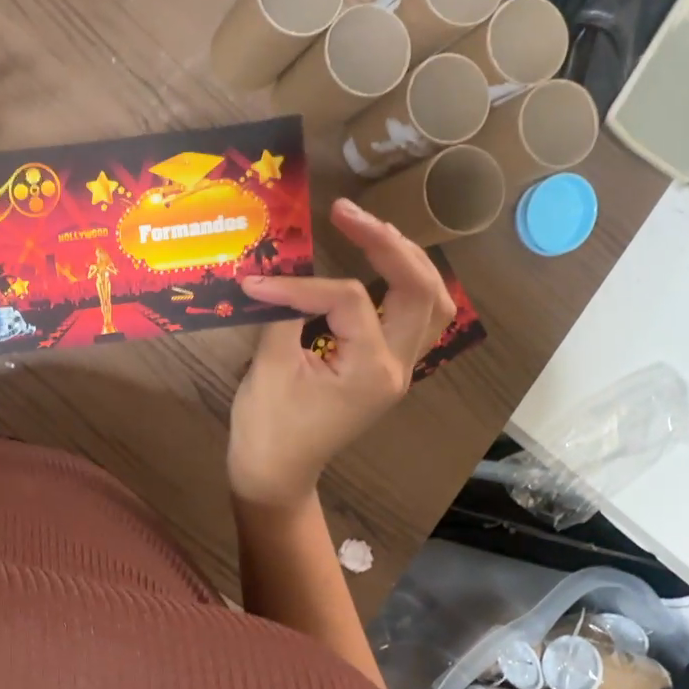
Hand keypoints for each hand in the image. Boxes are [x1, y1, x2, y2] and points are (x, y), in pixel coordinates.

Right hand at [227, 199, 456, 508]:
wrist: (274, 474)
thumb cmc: (268, 429)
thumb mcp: (270, 368)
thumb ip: (283, 313)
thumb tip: (279, 270)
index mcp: (372, 369)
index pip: (349, 298)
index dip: (301, 282)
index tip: (257, 281)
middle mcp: (399, 366)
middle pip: (422, 289)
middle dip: (388, 244)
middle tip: (347, 214)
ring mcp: (398, 370)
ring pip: (430, 303)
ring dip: (407, 262)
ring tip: (372, 231)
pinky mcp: (384, 370)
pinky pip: (412, 318)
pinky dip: (402, 286)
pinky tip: (378, 265)